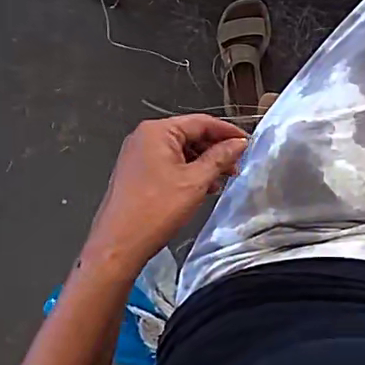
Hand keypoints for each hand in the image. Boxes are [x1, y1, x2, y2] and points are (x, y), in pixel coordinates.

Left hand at [82, 115, 248, 276]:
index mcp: (156, 131)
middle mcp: (143, 137)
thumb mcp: (195, 182)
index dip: (227, 131)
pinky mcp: (136, 171)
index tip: (245, 142)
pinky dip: (186, 171)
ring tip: (221, 179)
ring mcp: (138, 154)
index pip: (200, 122)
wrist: (119, 242)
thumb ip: (219, 158)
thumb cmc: (151, 212)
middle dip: (215, 149)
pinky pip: (167, 163)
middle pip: (189, 134)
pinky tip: (201, 187)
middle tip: (235, 164)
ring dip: (202, 162)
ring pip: (179, 150)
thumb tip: (236, 144)